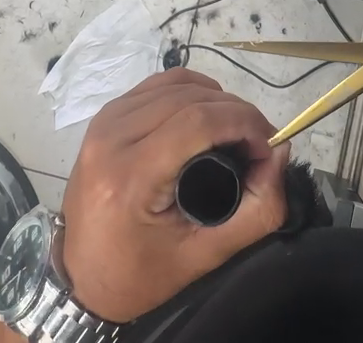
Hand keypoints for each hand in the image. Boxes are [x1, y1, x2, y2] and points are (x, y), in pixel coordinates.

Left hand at [60, 68, 288, 322]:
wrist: (82, 278)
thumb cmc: (142, 274)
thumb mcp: (205, 255)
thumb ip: (256, 210)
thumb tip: (280, 151)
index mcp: (128, 177)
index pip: (197, 121)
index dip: (243, 122)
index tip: (268, 145)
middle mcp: (110, 139)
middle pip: (190, 98)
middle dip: (236, 112)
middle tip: (259, 141)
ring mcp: (104, 122)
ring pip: (176, 84)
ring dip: (216, 99)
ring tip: (236, 131)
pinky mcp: (105, 116)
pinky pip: (158, 84)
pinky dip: (191, 90)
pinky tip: (206, 114)